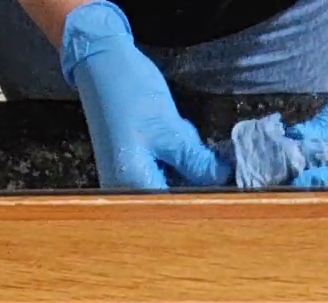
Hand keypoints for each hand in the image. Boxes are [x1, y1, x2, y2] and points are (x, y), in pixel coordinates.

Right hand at [60, 2, 230, 189]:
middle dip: (195, 180)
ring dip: (184, 168)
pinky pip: (160, 175)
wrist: (102, 68)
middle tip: (208, 155)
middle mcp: (126, 192)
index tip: (225, 181)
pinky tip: (172, 138)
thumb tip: (222, 179)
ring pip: (168, 187)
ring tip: (179, 136)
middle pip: (171, 201)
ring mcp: (126, 183)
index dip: (204, 198)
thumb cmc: (131, 95)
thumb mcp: (170, 129)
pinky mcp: (130, 171)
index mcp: (134, 187)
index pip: (176, 208)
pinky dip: (173, 161)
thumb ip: (195, 161)